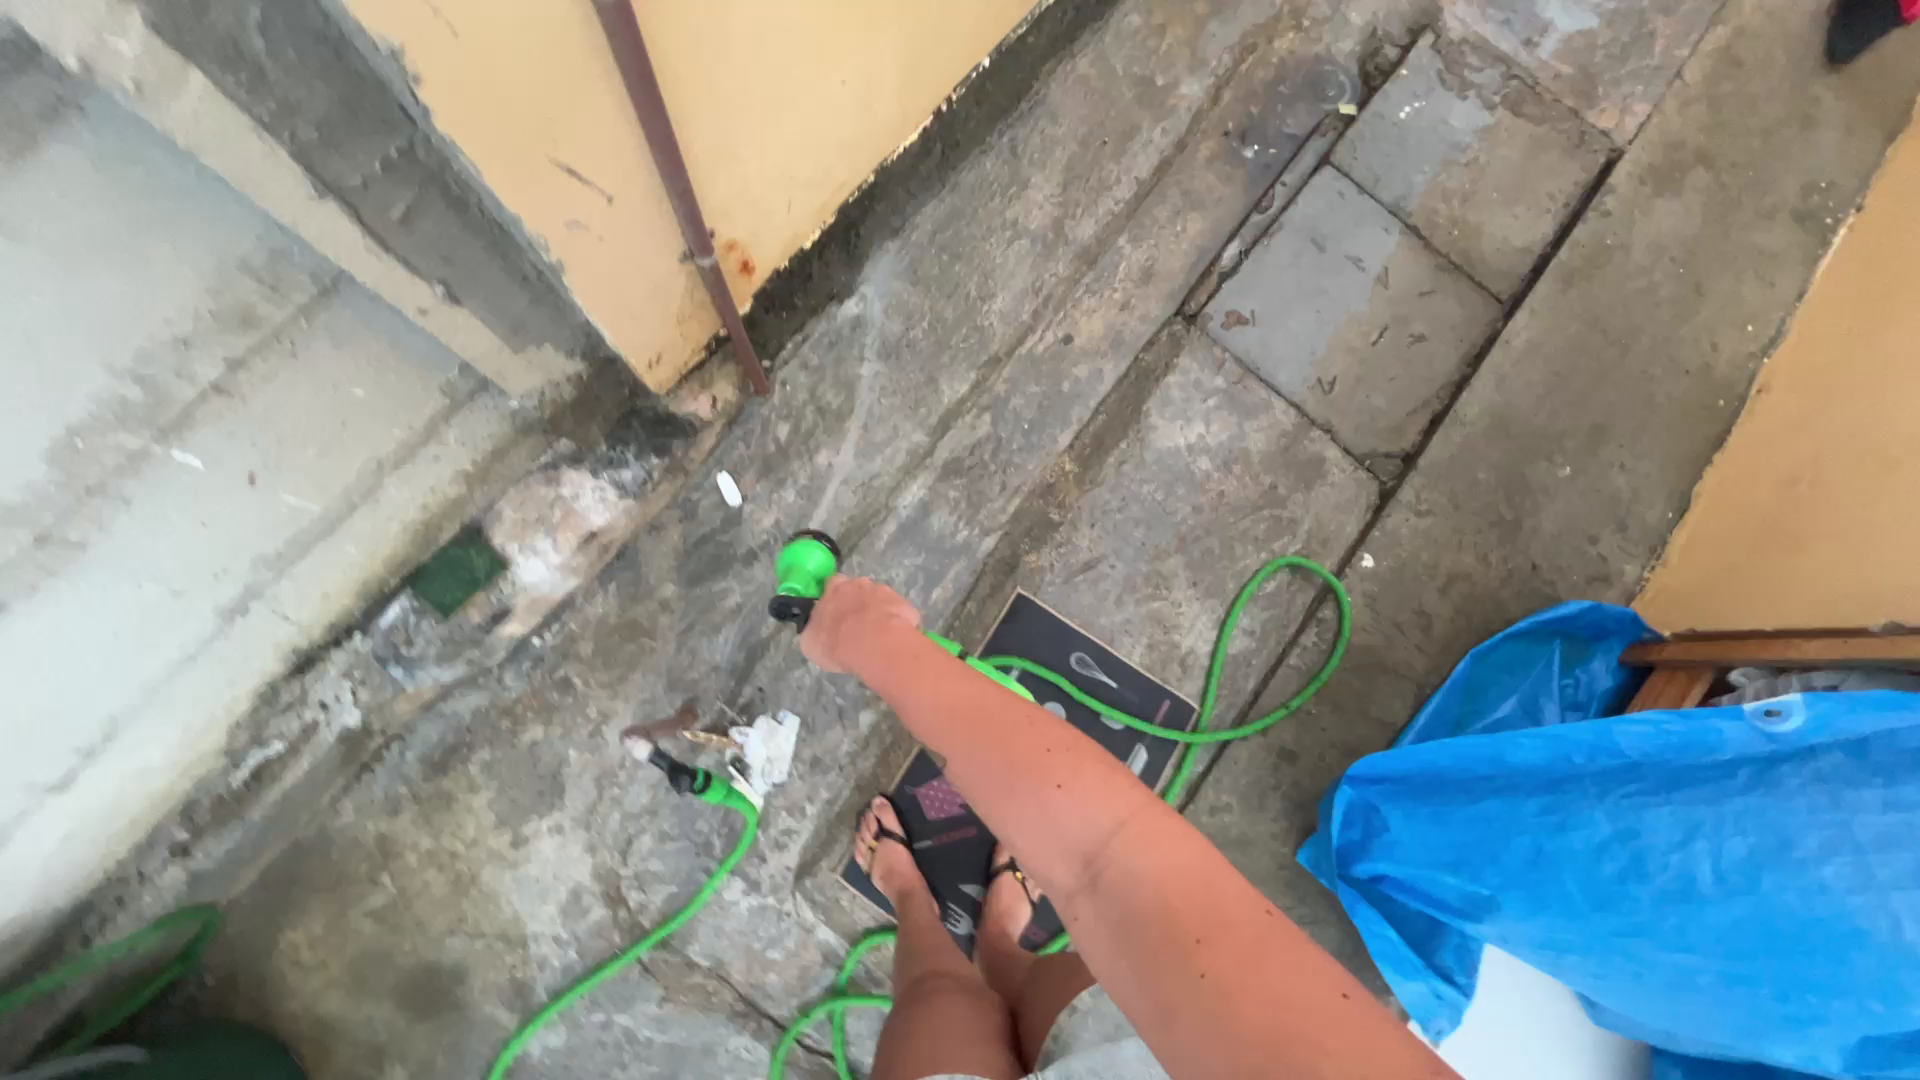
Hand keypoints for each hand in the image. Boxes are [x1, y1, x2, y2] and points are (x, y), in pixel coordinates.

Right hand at [799, 575, 921, 673]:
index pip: (832, 583)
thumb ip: (814, 629)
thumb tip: (815, 629)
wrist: (875, 645)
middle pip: (859, 589)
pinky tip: (894, 639)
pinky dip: (897, 622)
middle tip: (858, 626)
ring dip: (879, 613)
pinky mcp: (905, 604)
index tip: (836, 612)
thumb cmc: (837, 643)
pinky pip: (899, 612)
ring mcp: (885, 592)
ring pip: (881, 600)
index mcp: (835, 588)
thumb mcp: (811, 642)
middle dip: (859, 604)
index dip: (835, 597)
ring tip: (878, 636)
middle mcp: (861, 584)